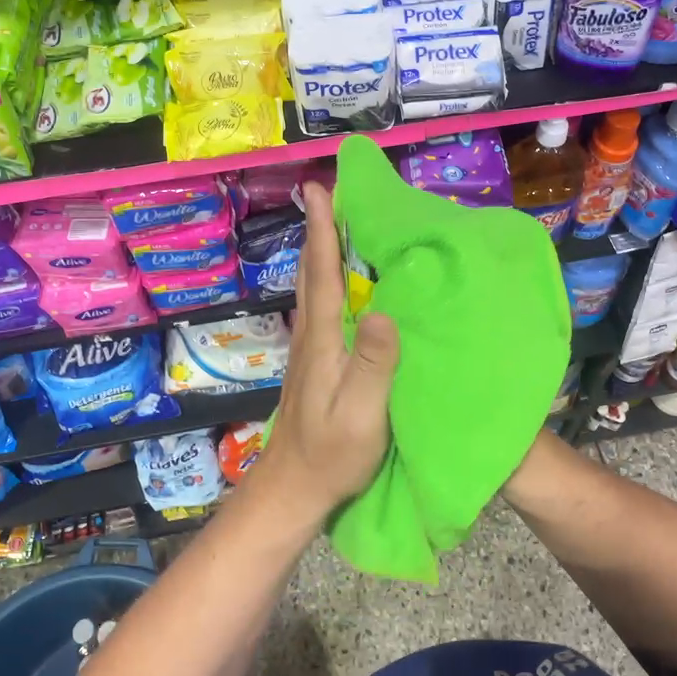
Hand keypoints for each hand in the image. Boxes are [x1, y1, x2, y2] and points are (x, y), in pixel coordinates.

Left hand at [251, 181, 400, 524]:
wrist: (295, 486)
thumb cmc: (332, 453)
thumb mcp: (361, 415)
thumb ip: (373, 365)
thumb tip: (381, 310)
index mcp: (322, 338)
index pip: (322, 273)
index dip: (323, 229)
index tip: (318, 188)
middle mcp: (310, 333)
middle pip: (313, 269)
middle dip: (320, 228)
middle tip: (328, 191)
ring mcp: (309, 346)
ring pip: (313, 284)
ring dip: (321, 248)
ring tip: (334, 220)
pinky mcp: (314, 360)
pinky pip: (320, 301)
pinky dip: (326, 274)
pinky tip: (338, 276)